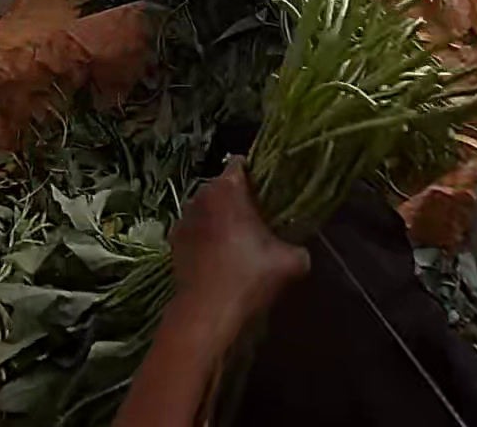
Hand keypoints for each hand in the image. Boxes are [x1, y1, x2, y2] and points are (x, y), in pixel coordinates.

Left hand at [168, 159, 308, 333]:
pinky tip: (214, 256)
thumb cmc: (248, 276)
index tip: (265, 191)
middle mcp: (202, 193)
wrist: (206, 312)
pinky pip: (193, 227)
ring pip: (206, 206)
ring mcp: (185, 215)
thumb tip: (302, 250)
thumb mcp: (289, 263)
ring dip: (218, 216)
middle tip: (255, 220)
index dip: (253, 173)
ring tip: (234, 241)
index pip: (240, 164)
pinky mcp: (174, 237)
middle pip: (222, 186)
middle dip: (236, 198)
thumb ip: (300, 249)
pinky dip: (202, 235)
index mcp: (228, 188)